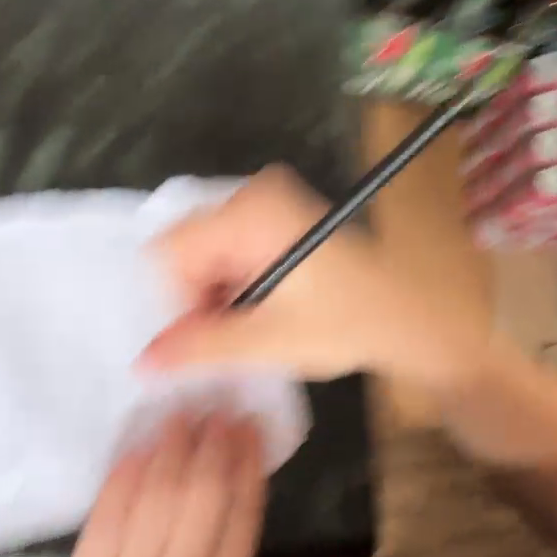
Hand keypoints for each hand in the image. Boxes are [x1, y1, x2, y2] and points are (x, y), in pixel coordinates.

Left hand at [51, 412, 265, 556]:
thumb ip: (230, 543)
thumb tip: (240, 469)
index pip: (242, 514)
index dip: (247, 463)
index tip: (249, 425)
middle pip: (202, 498)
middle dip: (212, 445)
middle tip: (216, 408)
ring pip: (157, 498)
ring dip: (171, 448)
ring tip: (180, 416)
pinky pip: (110, 512)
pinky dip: (125, 474)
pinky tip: (139, 446)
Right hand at [141, 166, 481, 388]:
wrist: (412, 317)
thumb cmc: (349, 325)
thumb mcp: (270, 341)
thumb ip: (202, 348)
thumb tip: (143, 362)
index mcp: (249, 211)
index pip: (171, 250)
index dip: (176, 301)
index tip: (201, 340)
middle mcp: (254, 194)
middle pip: (189, 250)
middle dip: (199, 300)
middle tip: (231, 342)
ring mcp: (270, 205)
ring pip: (211, 256)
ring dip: (219, 299)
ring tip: (253, 332)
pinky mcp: (282, 223)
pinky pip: (235, 254)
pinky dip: (239, 289)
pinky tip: (264, 317)